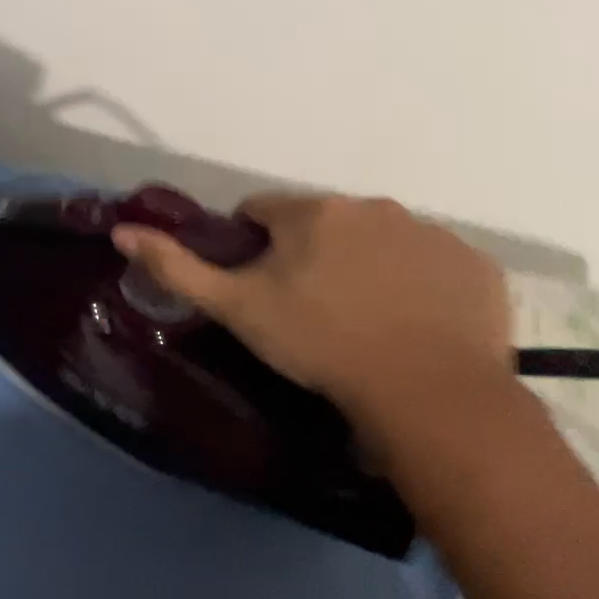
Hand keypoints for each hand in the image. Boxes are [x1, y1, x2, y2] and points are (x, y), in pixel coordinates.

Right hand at [111, 193, 513, 432]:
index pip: (258, 211)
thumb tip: (121, 230)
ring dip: (359, 264)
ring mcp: (433, 234)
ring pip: (375, 240)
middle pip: (320, 223)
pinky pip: (428, 264)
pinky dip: (412, 282)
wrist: (428, 391)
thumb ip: (175, 265)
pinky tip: (404, 321)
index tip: (254, 286)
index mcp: (311, 212)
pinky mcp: (477, 266)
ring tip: (355, 318)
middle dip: (306, 253)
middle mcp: (374, 207)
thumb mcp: (232, 307)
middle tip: (300, 307)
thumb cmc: (316, 341)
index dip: (247, 246)